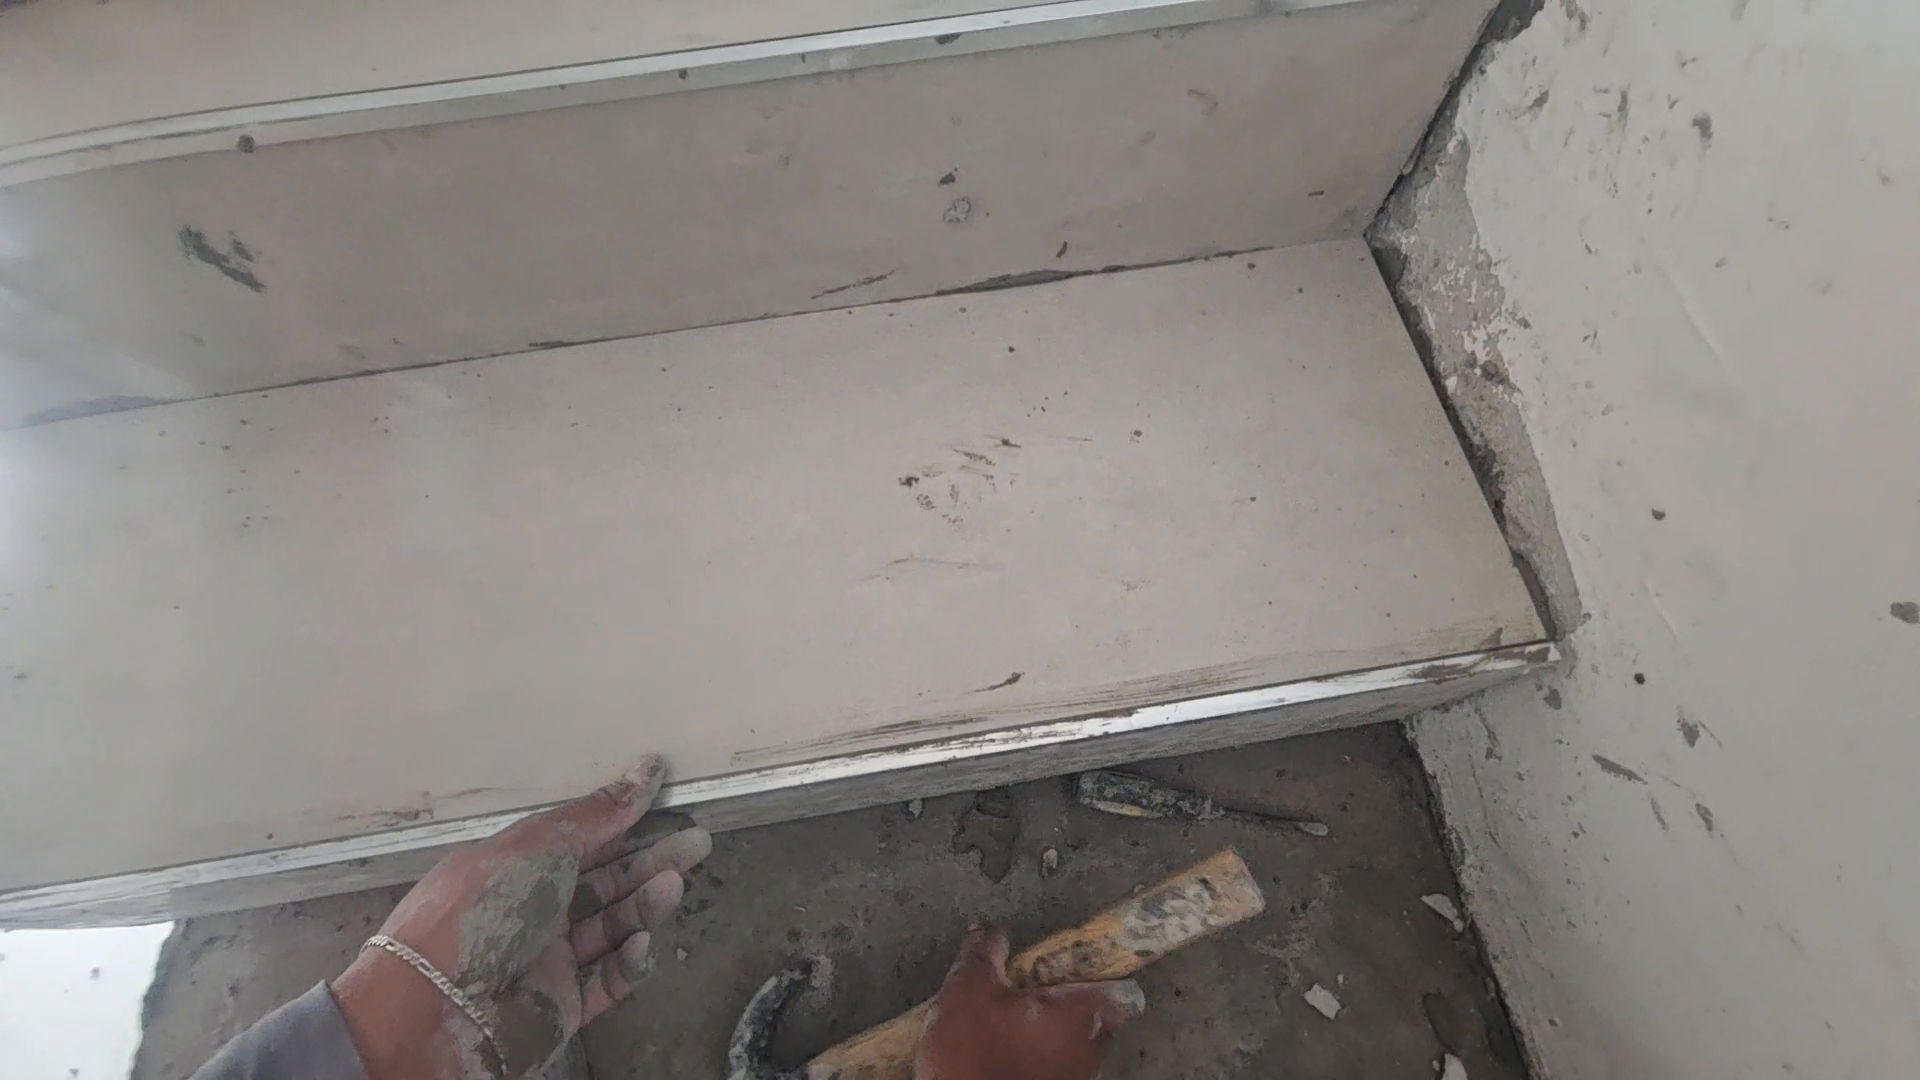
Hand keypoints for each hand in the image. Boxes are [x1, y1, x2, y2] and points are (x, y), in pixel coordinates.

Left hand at [331, 756, 710, 1078]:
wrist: (426, 1021)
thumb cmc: (479, 914)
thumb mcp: (538, 847)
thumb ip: (597, 814)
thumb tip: (647, 768)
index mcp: (518, 869)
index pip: (584, 838)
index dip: (624, 817)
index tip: (667, 795)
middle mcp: (535, 912)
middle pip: (608, 880)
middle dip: (653, 860)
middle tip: (698, 842)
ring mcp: (549, 962)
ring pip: (613, 925)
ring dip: (647, 904)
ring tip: (675, 886)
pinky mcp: (561, 1007)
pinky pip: (607, 979)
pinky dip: (631, 960)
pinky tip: (643, 942)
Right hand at [916, 926, 1144, 1079]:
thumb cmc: (977, 1051)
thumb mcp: (969, 987)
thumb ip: (984, 951)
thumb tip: (990, 931)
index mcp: (1082, 1016)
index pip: (1124, 995)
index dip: (1106, 978)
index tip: (1078, 969)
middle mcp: (1090, 1054)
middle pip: (1098, 1022)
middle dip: (1071, 1008)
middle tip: (1034, 995)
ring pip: (1077, 1051)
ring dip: (1053, 1038)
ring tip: (1013, 1028)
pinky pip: (1057, 1073)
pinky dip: (1040, 1063)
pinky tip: (1007, 1058)